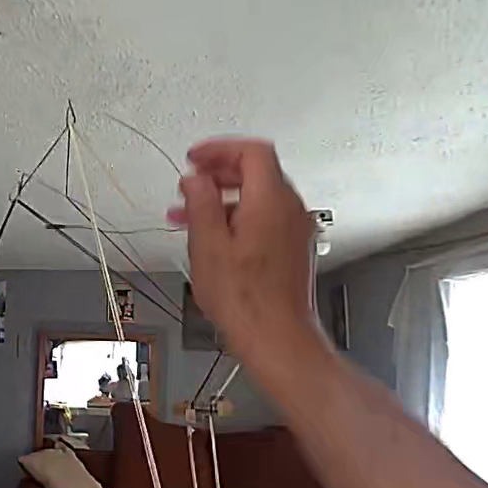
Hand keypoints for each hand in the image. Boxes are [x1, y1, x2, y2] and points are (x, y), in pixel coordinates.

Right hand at [173, 138, 325, 365]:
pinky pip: (266, 219)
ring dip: (225, 199)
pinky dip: (240, 217)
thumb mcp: (208, 246)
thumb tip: (196, 180)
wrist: (276, 338)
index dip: (220, 149)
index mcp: (271, 201)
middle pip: (257, 172)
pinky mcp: (293, 249)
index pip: (252, 152)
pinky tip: (215, 237)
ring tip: (192, 216)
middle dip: (219, 175)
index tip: (197, 158)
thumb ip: (201, 203)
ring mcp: (295, 230)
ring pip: (259, 198)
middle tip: (191, 184)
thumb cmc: (246, 301)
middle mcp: (290, 210)